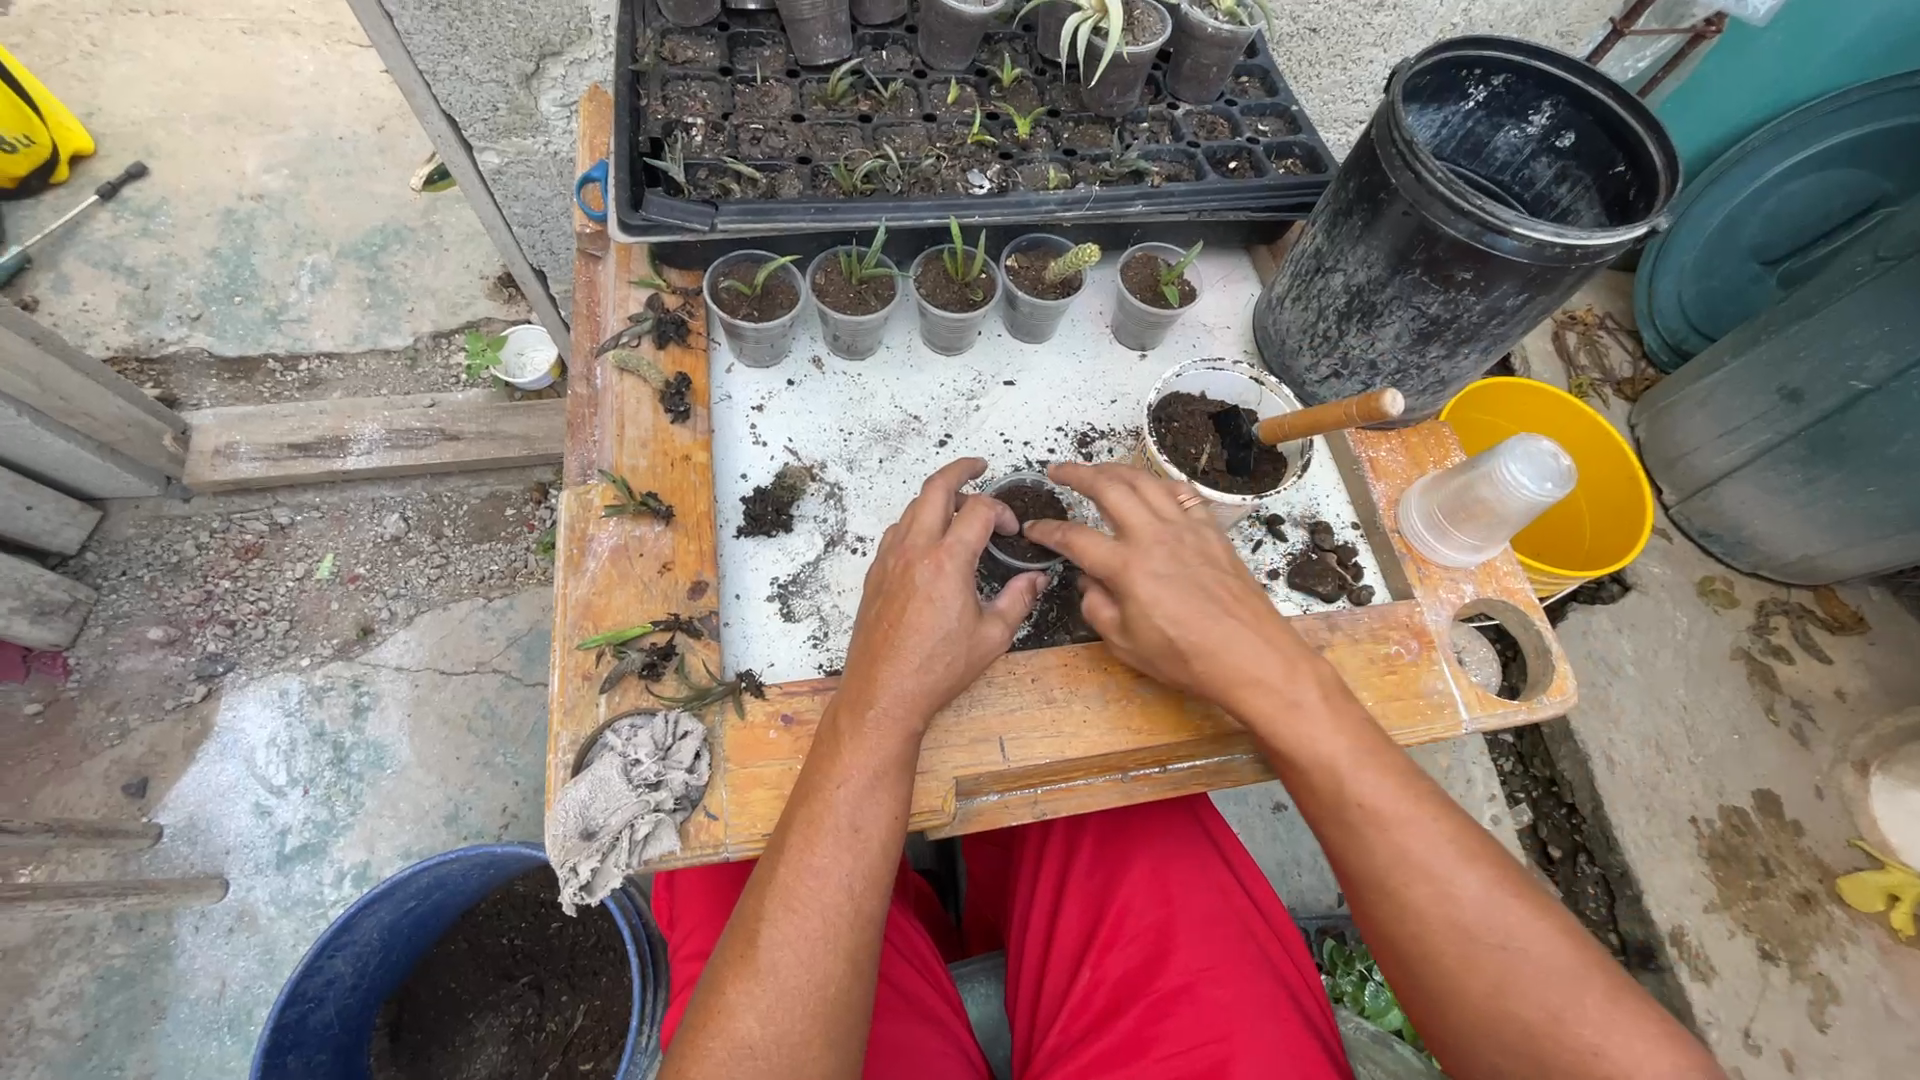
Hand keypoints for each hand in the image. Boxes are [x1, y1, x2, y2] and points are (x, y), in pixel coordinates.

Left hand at [836, 458, 1047, 739]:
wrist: (884, 692)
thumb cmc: (937, 669)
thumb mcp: (992, 637)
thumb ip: (1018, 600)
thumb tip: (1036, 580)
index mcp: (947, 561)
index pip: (978, 510)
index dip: (1001, 511)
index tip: (1011, 530)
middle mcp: (914, 550)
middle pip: (935, 487)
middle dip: (960, 470)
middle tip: (978, 467)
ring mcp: (889, 560)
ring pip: (911, 507)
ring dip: (936, 499)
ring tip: (958, 509)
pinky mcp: (875, 575)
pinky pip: (895, 531)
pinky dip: (915, 522)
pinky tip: (929, 541)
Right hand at [1024, 463, 1312, 713]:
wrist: (1252, 657)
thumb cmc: (1188, 659)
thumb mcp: (1125, 644)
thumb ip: (1097, 607)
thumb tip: (1089, 582)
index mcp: (1128, 567)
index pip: (1075, 538)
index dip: (1048, 530)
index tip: (1033, 527)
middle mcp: (1155, 538)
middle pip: (1109, 488)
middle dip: (1078, 474)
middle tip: (1058, 470)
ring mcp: (1187, 529)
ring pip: (1146, 481)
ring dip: (1116, 469)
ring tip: (1098, 469)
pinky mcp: (1212, 532)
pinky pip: (1183, 494)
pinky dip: (1161, 484)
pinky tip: (1152, 487)